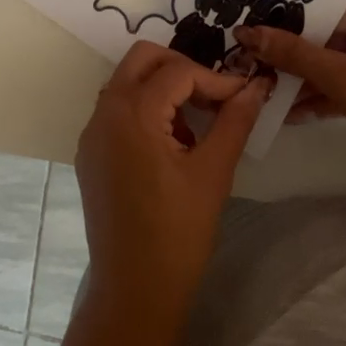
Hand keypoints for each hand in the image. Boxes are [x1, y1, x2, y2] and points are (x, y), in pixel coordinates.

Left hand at [68, 43, 270, 345]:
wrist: (134, 287)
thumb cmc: (178, 231)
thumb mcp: (213, 173)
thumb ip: (234, 122)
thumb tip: (255, 87)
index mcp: (133, 113)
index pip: (178, 71)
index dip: (215, 79)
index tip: (243, 96)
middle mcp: (105, 112)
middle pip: (142, 59)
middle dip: (181, 68)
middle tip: (214, 97)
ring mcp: (92, 132)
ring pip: (127, 81)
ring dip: (161, 88)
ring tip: (195, 125)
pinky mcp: (89, 152)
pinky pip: (116, 109)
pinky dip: (143, 109)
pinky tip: (170, 145)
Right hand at [234, 0, 345, 211]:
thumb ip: (296, 55)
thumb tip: (247, 32)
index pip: (331, 9)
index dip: (289, 22)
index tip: (249, 31)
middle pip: (333, 36)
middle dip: (295, 56)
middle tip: (251, 62)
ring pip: (340, 63)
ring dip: (307, 80)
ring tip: (264, 89)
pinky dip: (328, 96)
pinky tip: (291, 112)